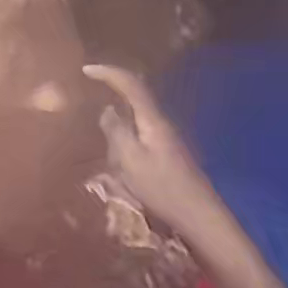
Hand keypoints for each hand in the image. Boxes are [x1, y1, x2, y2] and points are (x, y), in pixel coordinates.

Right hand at [84, 64, 214, 221]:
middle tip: (90, 82)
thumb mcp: (131, 161)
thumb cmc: (164, 189)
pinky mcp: (168, 151)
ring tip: (97, 107)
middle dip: (114, 83)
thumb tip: (107, 109)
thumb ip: (117, 132)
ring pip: (140, 110)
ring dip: (119, 103)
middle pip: (137, 93)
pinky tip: (116, 135)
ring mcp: (167, 137)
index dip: (109, 73)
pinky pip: (142, 125)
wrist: (202, 218)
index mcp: (153, 120)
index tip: (86, 69)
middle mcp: (162, 122)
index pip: (131, 84)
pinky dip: (126, 122)